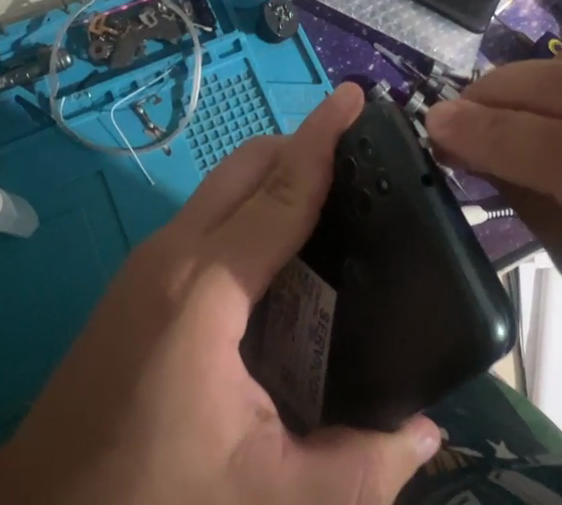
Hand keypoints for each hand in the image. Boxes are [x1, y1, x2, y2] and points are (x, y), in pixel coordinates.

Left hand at [0, 83, 439, 504]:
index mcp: (207, 289)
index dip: (322, 139)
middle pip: (245, 166)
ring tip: (337, 206)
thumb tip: (426, 434)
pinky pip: (204, 220)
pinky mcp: (135, 284)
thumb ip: (358, 467)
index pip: (281, 190)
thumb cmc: (150, 496)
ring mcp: (146, 265)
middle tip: (365, 165)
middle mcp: (173, 255)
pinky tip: (282, 260)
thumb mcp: (267, 495)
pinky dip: (248, 211)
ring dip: (274, 179)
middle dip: (302, 147)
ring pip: (221, 188)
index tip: (355, 96)